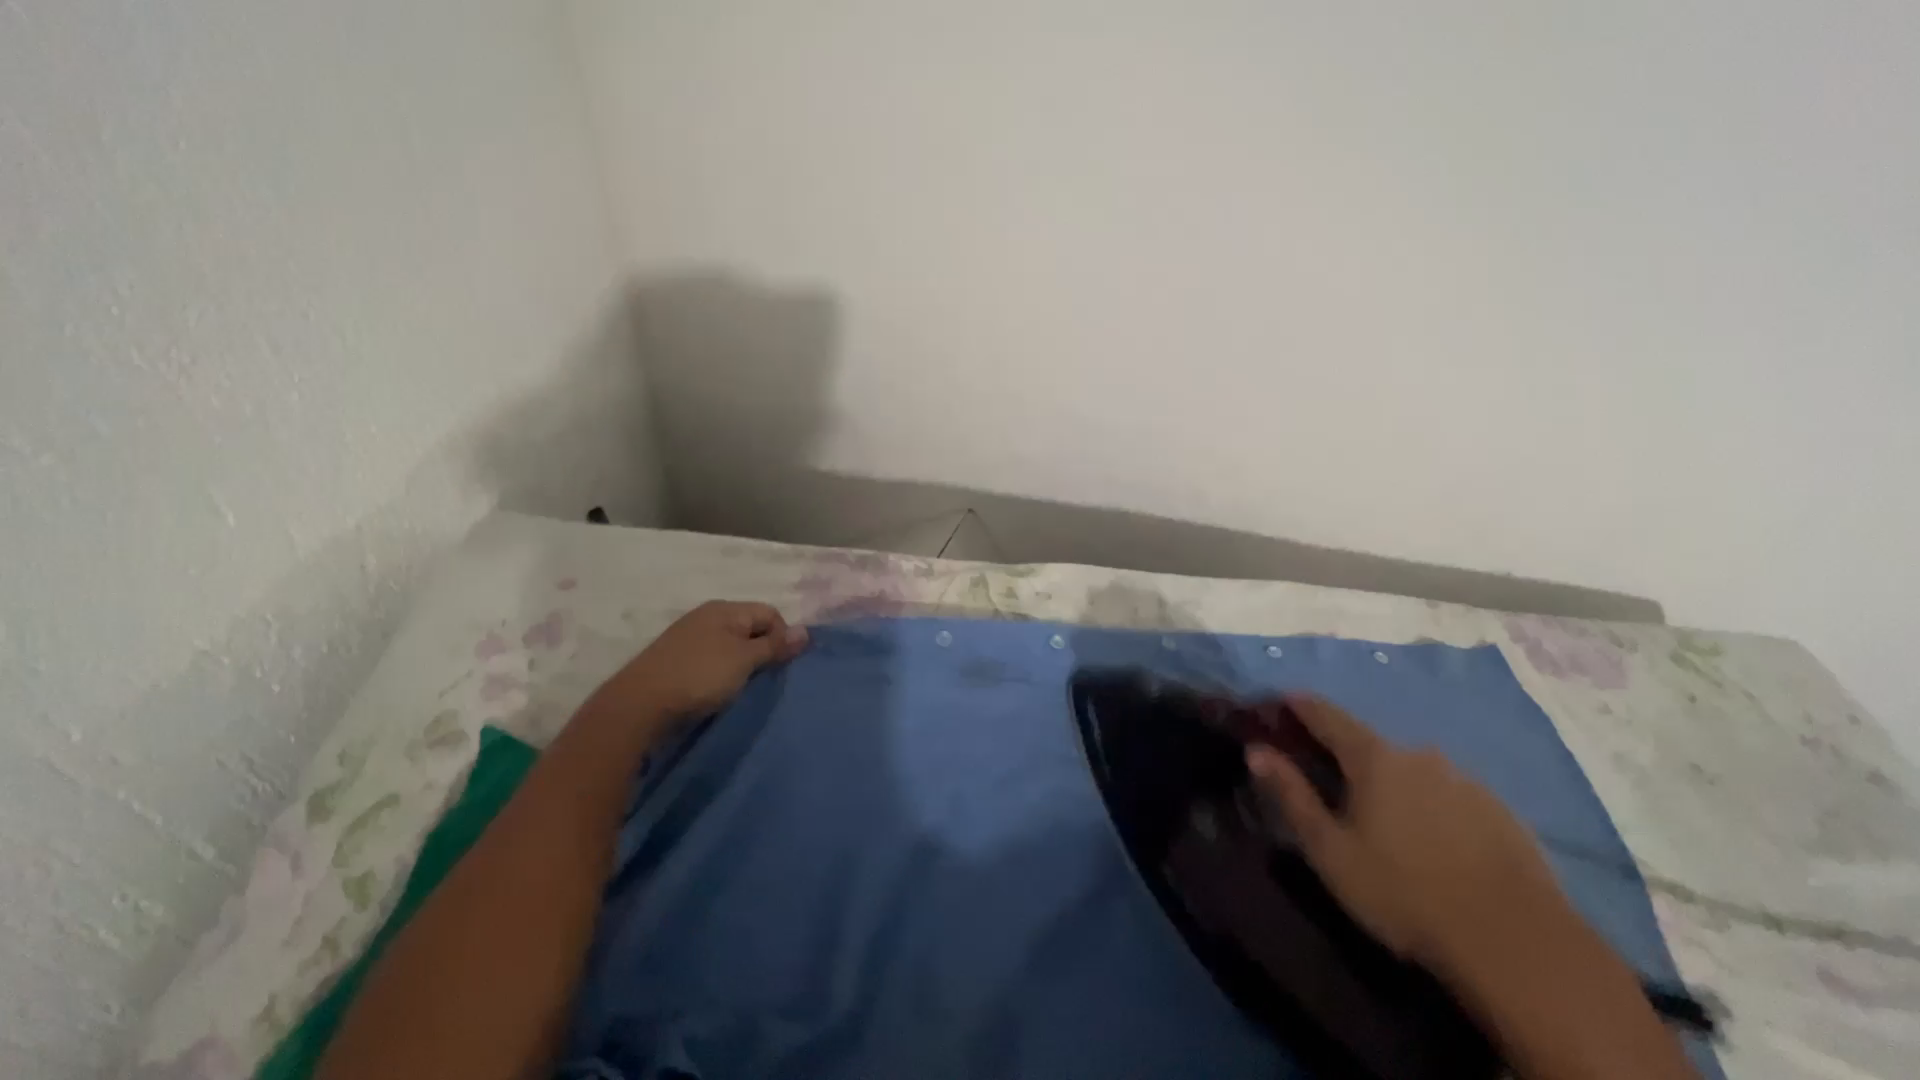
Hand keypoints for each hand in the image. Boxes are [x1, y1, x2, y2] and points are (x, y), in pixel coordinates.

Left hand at [587, 601, 808, 727]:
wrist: (639, 705)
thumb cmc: (699, 676)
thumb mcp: (744, 660)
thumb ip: (775, 646)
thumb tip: (806, 631)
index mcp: (725, 609)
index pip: (770, 613)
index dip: (782, 637)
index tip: (779, 667)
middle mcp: (706, 617)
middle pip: (750, 628)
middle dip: (763, 652)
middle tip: (764, 679)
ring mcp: (688, 638)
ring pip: (731, 647)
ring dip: (742, 666)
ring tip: (742, 689)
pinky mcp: (676, 661)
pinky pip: (712, 661)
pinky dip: (721, 675)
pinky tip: (718, 693)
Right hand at [1246, 697, 1571, 975]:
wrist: (1512, 939)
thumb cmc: (1400, 892)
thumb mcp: (1329, 850)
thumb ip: (1291, 794)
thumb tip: (1256, 750)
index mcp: (1374, 758)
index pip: (1327, 715)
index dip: (1299, 706)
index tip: (1279, 703)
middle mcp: (1421, 755)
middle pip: (1371, 745)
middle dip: (1346, 757)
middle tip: (1329, 783)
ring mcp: (1466, 780)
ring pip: (1414, 773)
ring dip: (1392, 785)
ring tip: (1384, 822)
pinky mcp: (1501, 811)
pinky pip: (1450, 797)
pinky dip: (1430, 807)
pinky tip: (1431, 842)